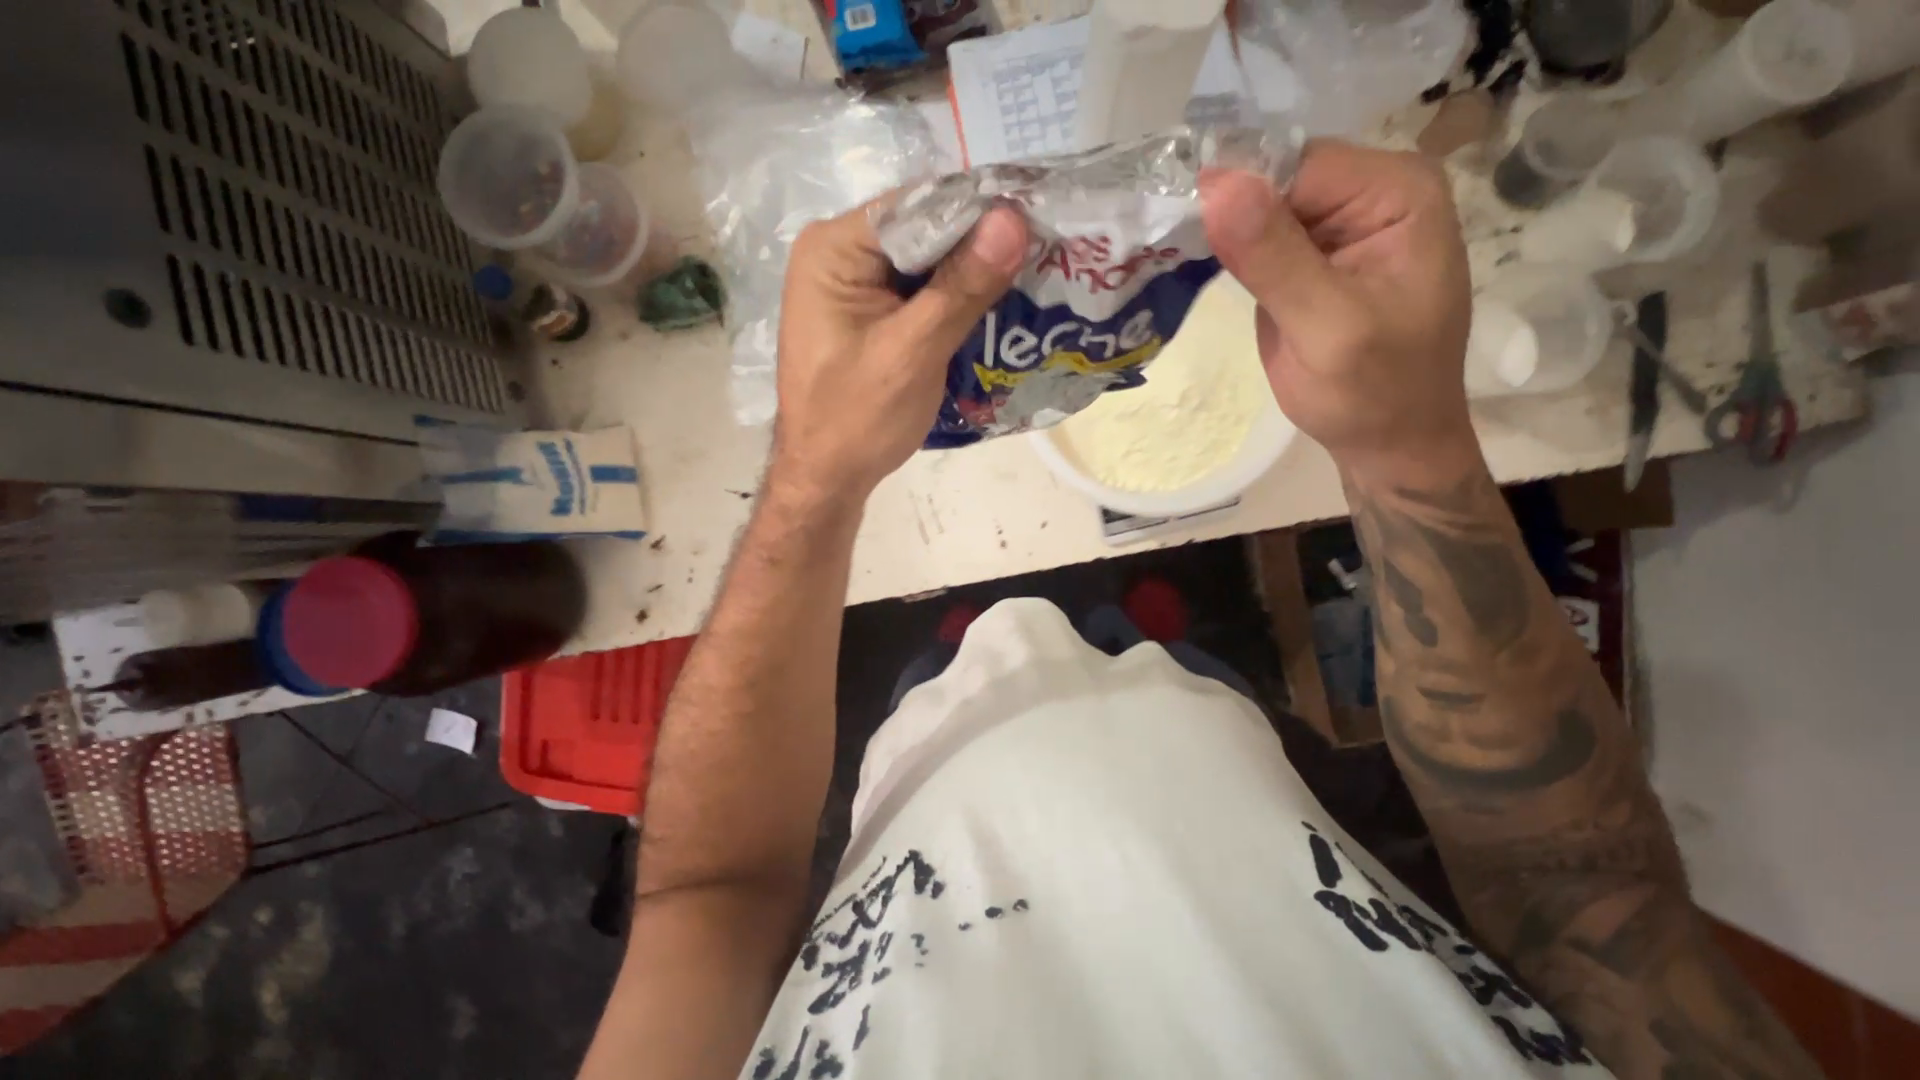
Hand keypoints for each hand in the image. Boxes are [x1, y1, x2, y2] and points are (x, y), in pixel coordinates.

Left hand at [770, 198, 1027, 504]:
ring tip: (1034, 272)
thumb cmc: (857, 420)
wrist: (826, 479)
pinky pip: (920, 288)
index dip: (978, 212)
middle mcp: (838, 252)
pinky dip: (955, 296)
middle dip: (979, 242)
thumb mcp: (913, 352)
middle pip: (923, 228)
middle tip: (1046, 248)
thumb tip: (1011, 219)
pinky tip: (998, 303)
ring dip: (973, 271)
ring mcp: (852, 282)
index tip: (1037, 222)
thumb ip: (961, 286)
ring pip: (927, 259)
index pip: (917, 206)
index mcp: (833, 249)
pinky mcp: (868, 310)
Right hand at [1200, 140, 1473, 479]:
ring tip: (1169, 248)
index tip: (1177, 224)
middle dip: (1222, 206)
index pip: (1296, 164)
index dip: (1235, 190)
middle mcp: (1371, 192)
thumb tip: (1218, 185)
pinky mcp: (1309, 252)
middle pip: (1274, 176)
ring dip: (1214, 225)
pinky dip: (1223, 247)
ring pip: (1258, 201)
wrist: (1389, 442)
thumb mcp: (1327, 328)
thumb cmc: (1374, 393)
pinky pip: (1257, 232)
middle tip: (1165, 241)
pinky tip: (1188, 261)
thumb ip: (1277, 258)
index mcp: (1397, 192)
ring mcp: (1339, 222)